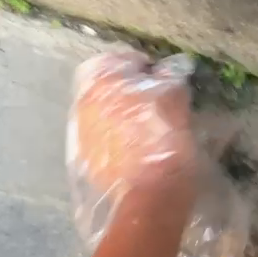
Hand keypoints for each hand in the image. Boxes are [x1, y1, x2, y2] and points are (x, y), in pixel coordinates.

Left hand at [69, 50, 196, 196]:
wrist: (149, 196)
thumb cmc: (168, 147)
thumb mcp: (176, 106)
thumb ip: (169, 81)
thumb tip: (168, 69)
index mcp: (107, 81)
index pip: (124, 59)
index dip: (147, 68)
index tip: (164, 81)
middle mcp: (85, 99)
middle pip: (106, 82)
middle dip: (128, 88)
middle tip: (152, 102)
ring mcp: (81, 128)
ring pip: (101, 108)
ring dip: (120, 111)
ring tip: (143, 127)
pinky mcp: (83, 153)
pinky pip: (98, 133)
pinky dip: (114, 134)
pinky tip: (132, 147)